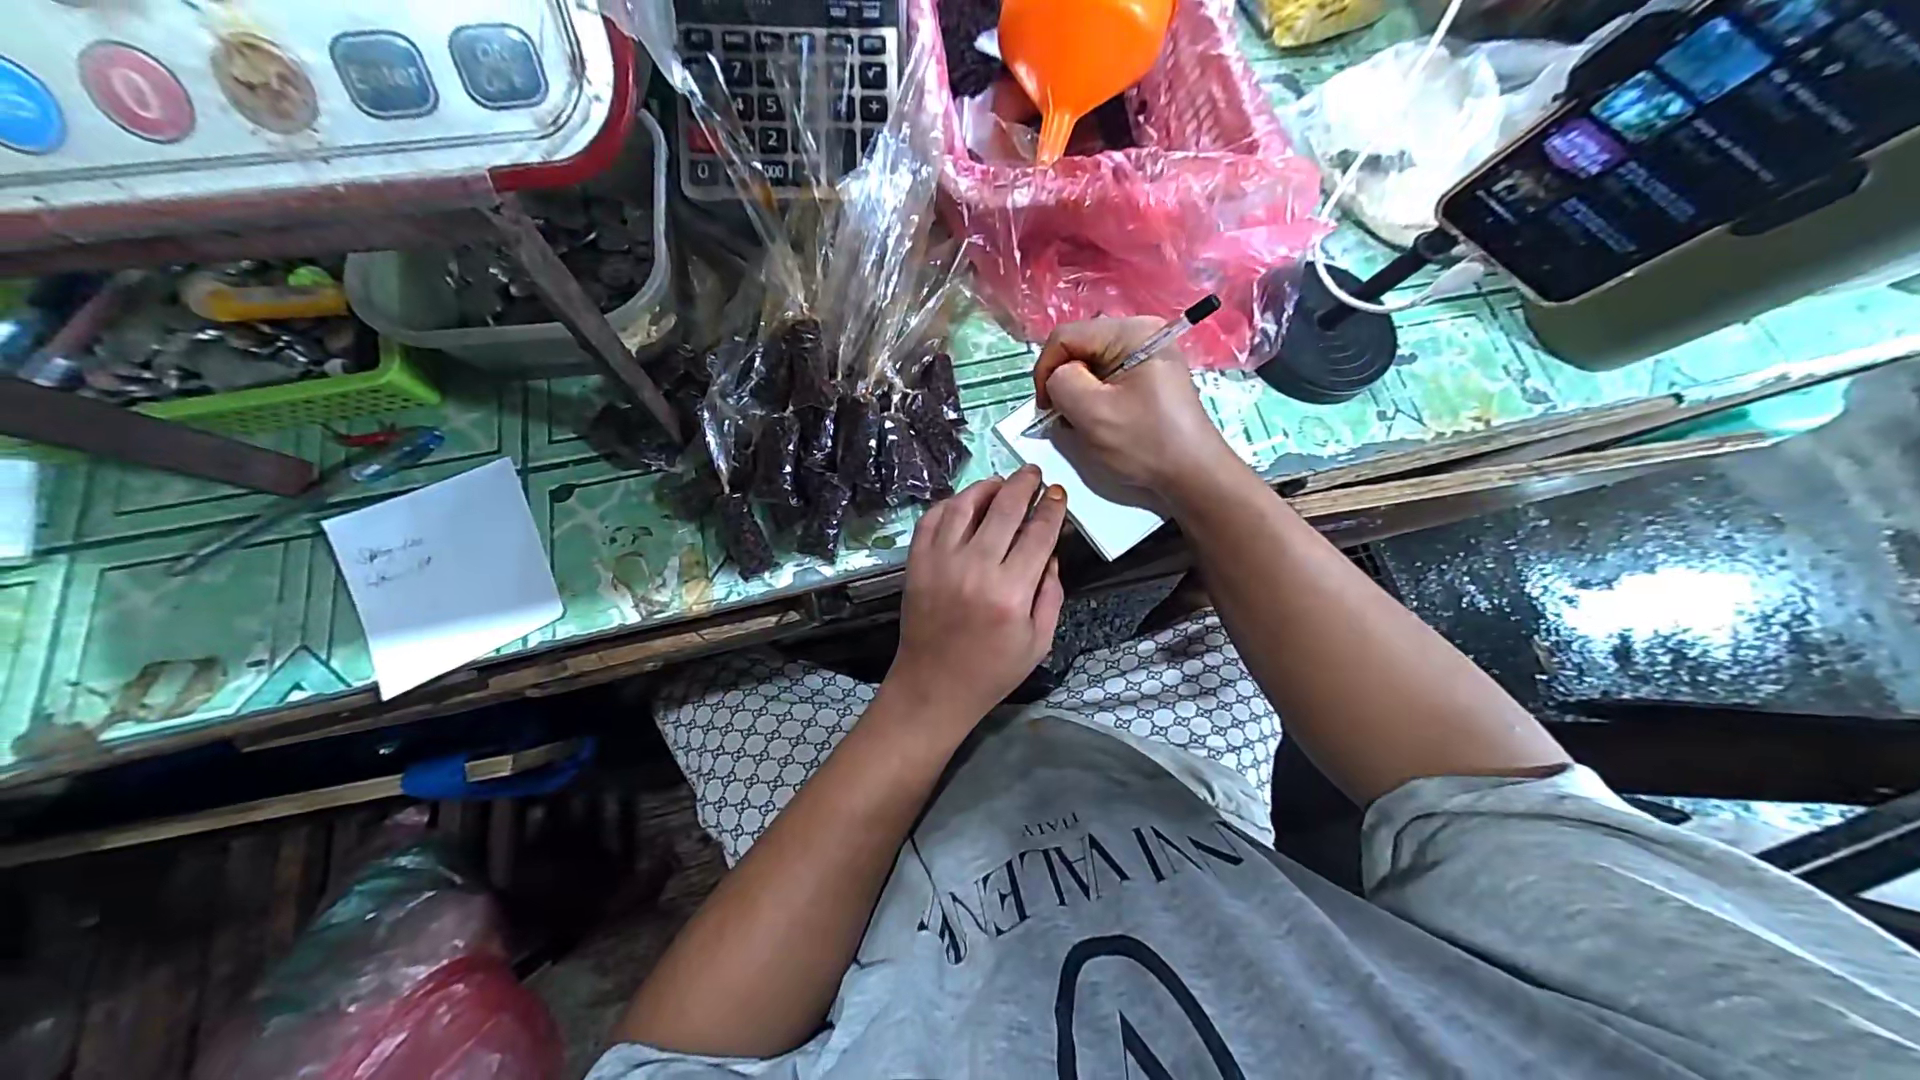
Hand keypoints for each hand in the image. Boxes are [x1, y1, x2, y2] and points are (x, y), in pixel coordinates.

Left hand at [883, 466, 1065, 734]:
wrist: (934, 686)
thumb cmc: (992, 670)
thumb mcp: (1039, 641)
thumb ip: (1050, 594)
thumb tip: (1050, 554)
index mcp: (1011, 593)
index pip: (1038, 534)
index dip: (1051, 508)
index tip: (1057, 494)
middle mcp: (975, 570)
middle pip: (1004, 509)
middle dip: (1023, 484)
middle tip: (1033, 473)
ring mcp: (940, 563)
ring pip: (964, 506)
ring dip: (986, 487)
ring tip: (1001, 482)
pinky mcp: (916, 564)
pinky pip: (932, 520)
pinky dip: (950, 503)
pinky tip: (965, 502)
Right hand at [1033, 317, 1240, 503]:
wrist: (1192, 473)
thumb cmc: (1144, 443)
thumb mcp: (1092, 413)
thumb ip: (1062, 383)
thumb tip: (1059, 378)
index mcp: (1131, 332)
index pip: (1065, 336)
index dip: (1046, 370)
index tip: (1046, 408)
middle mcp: (1142, 333)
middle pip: (1079, 348)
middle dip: (1064, 382)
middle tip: (1065, 417)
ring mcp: (1147, 354)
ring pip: (1090, 365)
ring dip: (1078, 394)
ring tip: (1085, 423)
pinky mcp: (1149, 376)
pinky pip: (1107, 378)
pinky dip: (1095, 399)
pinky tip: (1101, 421)